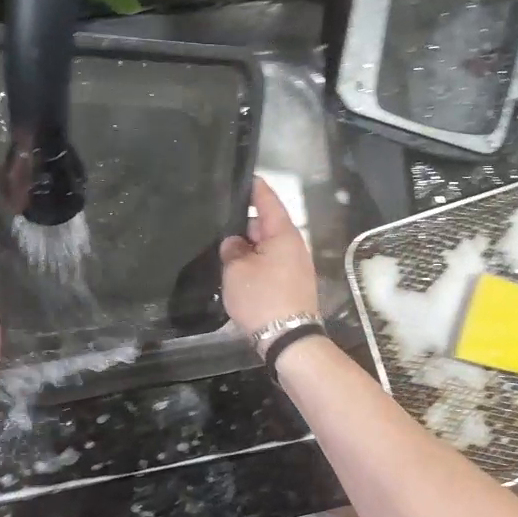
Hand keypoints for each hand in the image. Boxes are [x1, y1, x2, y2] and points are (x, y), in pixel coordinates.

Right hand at [219, 177, 318, 337]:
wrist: (289, 339)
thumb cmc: (262, 298)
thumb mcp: (236, 270)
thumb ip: (232, 250)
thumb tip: (235, 244)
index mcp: (283, 234)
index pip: (268, 201)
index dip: (255, 188)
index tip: (245, 177)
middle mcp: (295, 246)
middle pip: (267, 226)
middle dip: (245, 226)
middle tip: (220, 228)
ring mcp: (297, 268)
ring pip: (268, 249)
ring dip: (250, 250)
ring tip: (225, 254)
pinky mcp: (294, 286)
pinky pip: (272, 266)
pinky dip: (257, 266)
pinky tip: (240, 274)